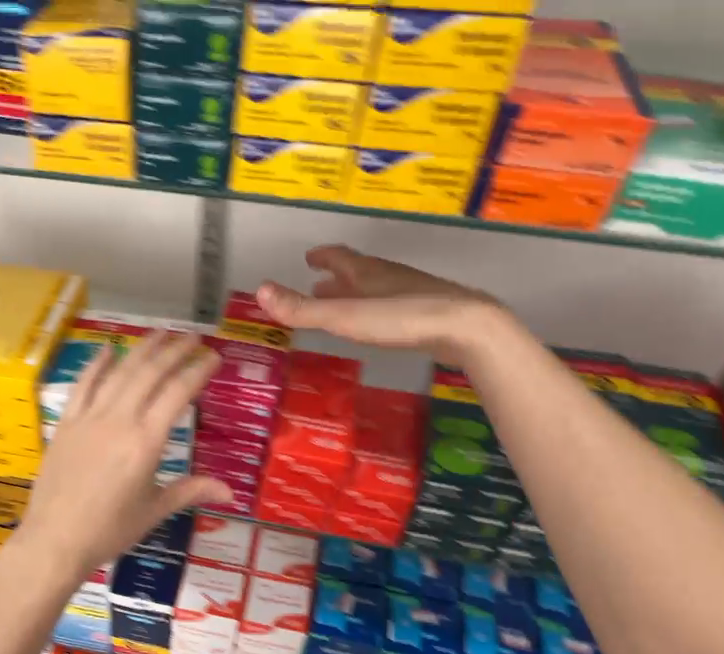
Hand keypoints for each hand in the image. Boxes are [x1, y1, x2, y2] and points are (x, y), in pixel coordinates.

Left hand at [13, 330, 230, 579]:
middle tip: (192, 337)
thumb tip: (230, 491)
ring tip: (160, 333)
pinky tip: (107, 350)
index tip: (213, 356)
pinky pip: (83, 386)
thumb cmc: (109, 531)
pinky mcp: (65, 424)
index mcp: (146, 442)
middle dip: (174, 351)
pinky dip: (97, 365)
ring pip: (119, 373)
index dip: (197, 370)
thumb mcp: (153, 512)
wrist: (54, 540)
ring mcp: (88, 419)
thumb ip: (190, 491)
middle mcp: (119, 421)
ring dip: (141, 349)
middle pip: (150, 373)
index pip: (178, 393)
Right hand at [255, 245, 522, 354]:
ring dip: (357, 293)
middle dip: (336, 276)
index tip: (309, 257)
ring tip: (343, 304)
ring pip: (377, 288)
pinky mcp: (429, 312)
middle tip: (318, 282)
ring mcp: (411, 293)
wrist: (464, 326)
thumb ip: (302, 309)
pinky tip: (381, 324)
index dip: (322, 257)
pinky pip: (395, 305)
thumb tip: (259, 292)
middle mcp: (387, 277)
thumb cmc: (401, 318)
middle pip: (357, 271)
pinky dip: (378, 309)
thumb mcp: (344, 316)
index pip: (338, 257)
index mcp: (365, 272)